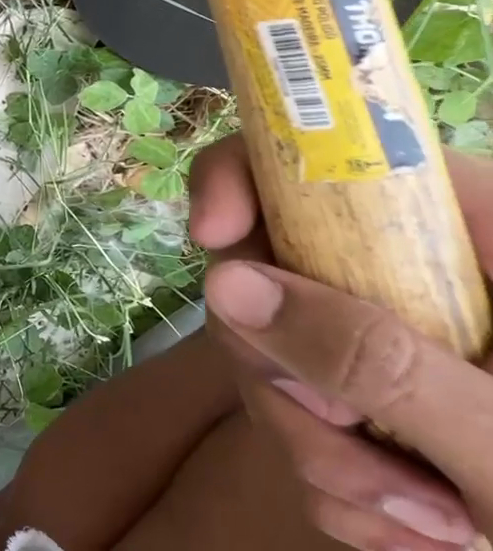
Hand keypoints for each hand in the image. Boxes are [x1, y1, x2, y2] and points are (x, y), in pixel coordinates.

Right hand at [190, 136, 492, 549]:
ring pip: (276, 352)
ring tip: (419, 521)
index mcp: (488, 254)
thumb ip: (382, 364)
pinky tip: (407, 528)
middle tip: (340, 430)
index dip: (253, 177)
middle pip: (276, 271)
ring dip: (315, 445)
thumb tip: (224, 281)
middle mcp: (429, 288)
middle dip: (286, 366)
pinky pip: (299, 415)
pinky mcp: (382, 403)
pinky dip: (336, 482)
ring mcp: (400, 346)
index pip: (340, 163)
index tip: (212, 233)